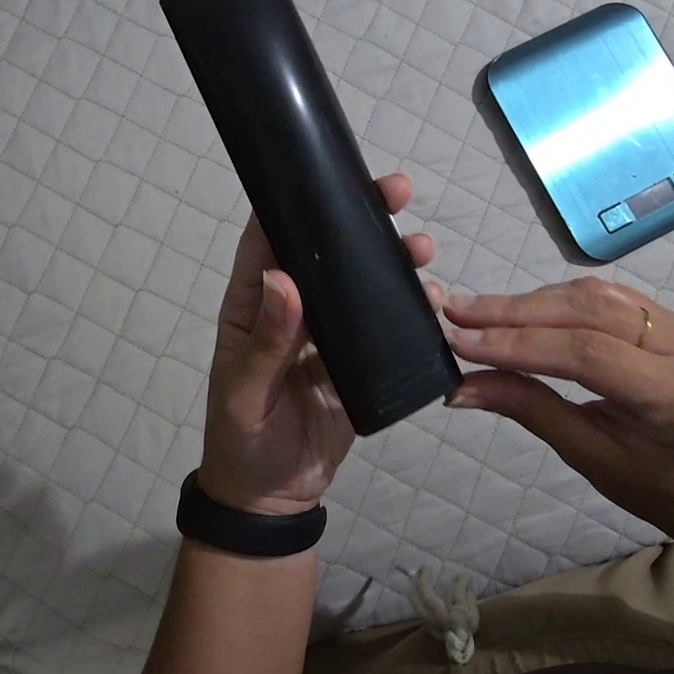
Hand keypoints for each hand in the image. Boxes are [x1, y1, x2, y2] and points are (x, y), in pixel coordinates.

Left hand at [198, 173, 438, 516]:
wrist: (274, 499)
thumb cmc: (243, 439)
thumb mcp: (245, 392)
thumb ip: (266, 342)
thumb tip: (284, 278)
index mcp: (255, 304)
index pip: (271, 241)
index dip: (294, 203)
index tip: (327, 175)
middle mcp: (295, 309)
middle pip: (325, 252)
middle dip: (360, 219)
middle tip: (397, 192)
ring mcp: (331, 334)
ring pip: (362, 283)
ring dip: (392, 260)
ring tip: (423, 249)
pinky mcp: (361, 362)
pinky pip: (386, 327)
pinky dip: (410, 309)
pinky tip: (431, 299)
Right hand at [443, 277, 673, 530]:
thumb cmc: (646, 480)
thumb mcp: (584, 452)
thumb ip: (526, 407)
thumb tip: (459, 386)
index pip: (587, 354)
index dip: (519, 344)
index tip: (460, 341)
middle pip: (590, 312)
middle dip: (516, 312)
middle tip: (458, 313)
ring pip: (594, 294)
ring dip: (530, 301)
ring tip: (477, 312)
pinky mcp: (669, 314)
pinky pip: (605, 295)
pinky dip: (554, 300)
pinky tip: (516, 309)